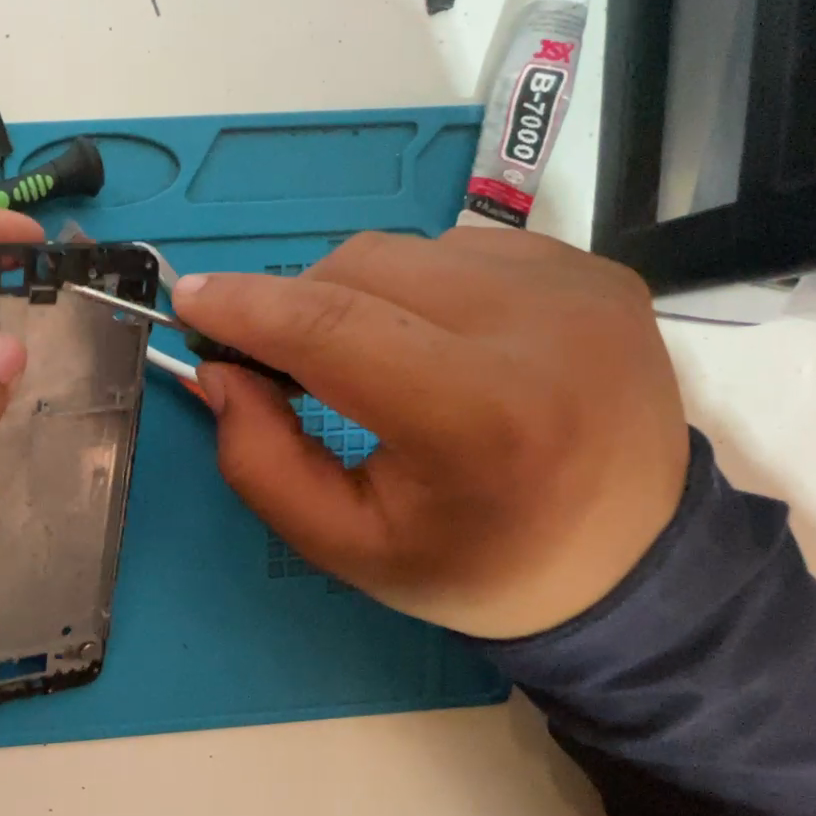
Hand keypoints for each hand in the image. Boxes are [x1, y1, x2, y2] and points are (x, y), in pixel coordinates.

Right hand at [174, 228, 687, 639]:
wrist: (625, 563)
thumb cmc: (470, 565)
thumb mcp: (343, 545)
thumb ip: (261, 461)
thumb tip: (220, 371)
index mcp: (477, 417)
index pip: (333, 329)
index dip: (247, 307)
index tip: (190, 297)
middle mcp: (539, 329)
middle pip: (363, 269)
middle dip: (294, 304)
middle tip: (276, 361)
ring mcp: (578, 288)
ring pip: (408, 249)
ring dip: (353, 296)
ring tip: (363, 361)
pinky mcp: (596, 271)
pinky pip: (462, 250)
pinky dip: (414, 288)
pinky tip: (428, 342)